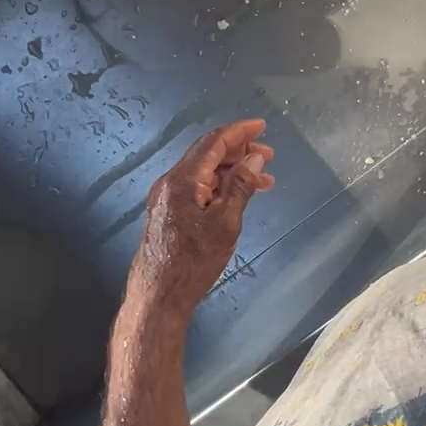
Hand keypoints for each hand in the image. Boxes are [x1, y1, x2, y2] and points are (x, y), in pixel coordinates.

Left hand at [122, 118, 275, 322]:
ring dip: (233, 170)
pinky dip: (221, 185)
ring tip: (262, 181)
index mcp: (183, 179)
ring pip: (204, 171)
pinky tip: (238, 195)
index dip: (240, 131)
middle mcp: (170, 182)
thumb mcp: (225, 222)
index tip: (262, 126)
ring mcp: (166, 197)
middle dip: (240, 151)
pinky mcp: (167, 212)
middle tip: (268, 158)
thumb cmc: (193, 261)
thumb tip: (255, 158)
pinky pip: (198, 186)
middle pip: (208, 153)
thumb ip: (240, 186)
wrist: (157, 299)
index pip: (214, 142)